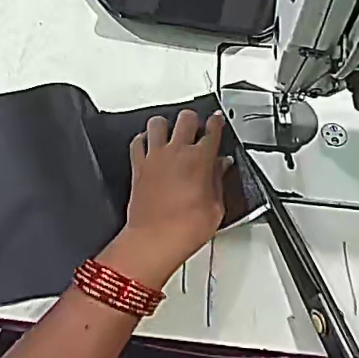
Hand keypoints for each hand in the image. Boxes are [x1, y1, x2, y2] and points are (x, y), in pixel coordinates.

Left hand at [101, 110, 229, 285]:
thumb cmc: (185, 228)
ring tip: (170, 130)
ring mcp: (155, 157)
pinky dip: (143, 139)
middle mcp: (176, 152)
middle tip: (195, 125)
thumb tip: (221, 168)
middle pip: (186, 118)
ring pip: (157, 123)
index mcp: (200, 159)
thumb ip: (218, 181)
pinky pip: (137, 142)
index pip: (212, 130)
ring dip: (166, 125)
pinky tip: (147, 142)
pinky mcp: (138, 166)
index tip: (217, 120)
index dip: (216, 122)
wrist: (155, 239)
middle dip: (193, 119)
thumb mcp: (216, 207)